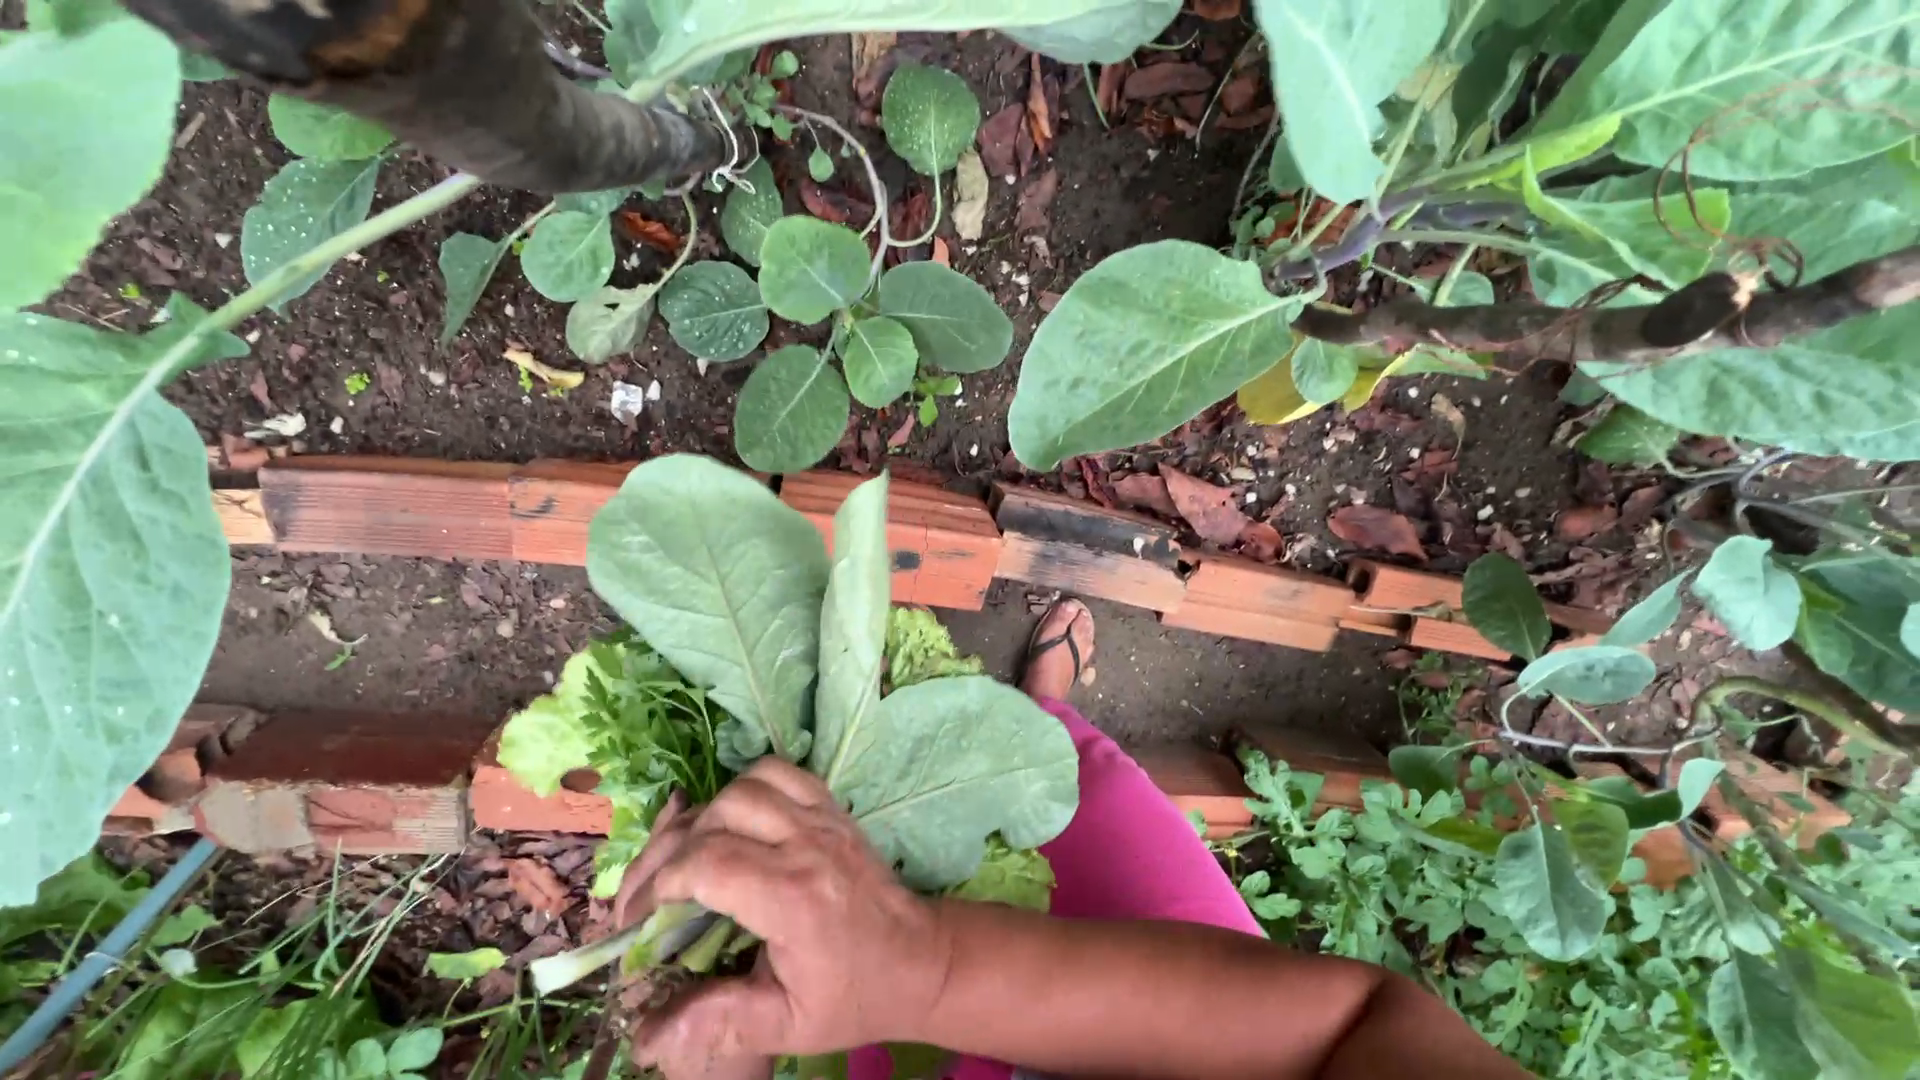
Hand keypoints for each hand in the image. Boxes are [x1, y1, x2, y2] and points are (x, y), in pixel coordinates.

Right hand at [617, 760, 952, 1076]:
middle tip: (658, 888)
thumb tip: (647, 1037)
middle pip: (721, 814)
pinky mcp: (833, 808)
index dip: (664, 882)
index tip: (645, 914)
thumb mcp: (788, 1024)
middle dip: (675, 848)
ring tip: (696, 854)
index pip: (710, 863)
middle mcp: (808, 845)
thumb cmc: (855, 995)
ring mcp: (824, 819)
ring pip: (748, 784)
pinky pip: (781, 772)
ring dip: (710, 813)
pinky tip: (737, 822)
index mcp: (794, 898)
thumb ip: (719, 1019)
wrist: (920, 960)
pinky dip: (748, 786)